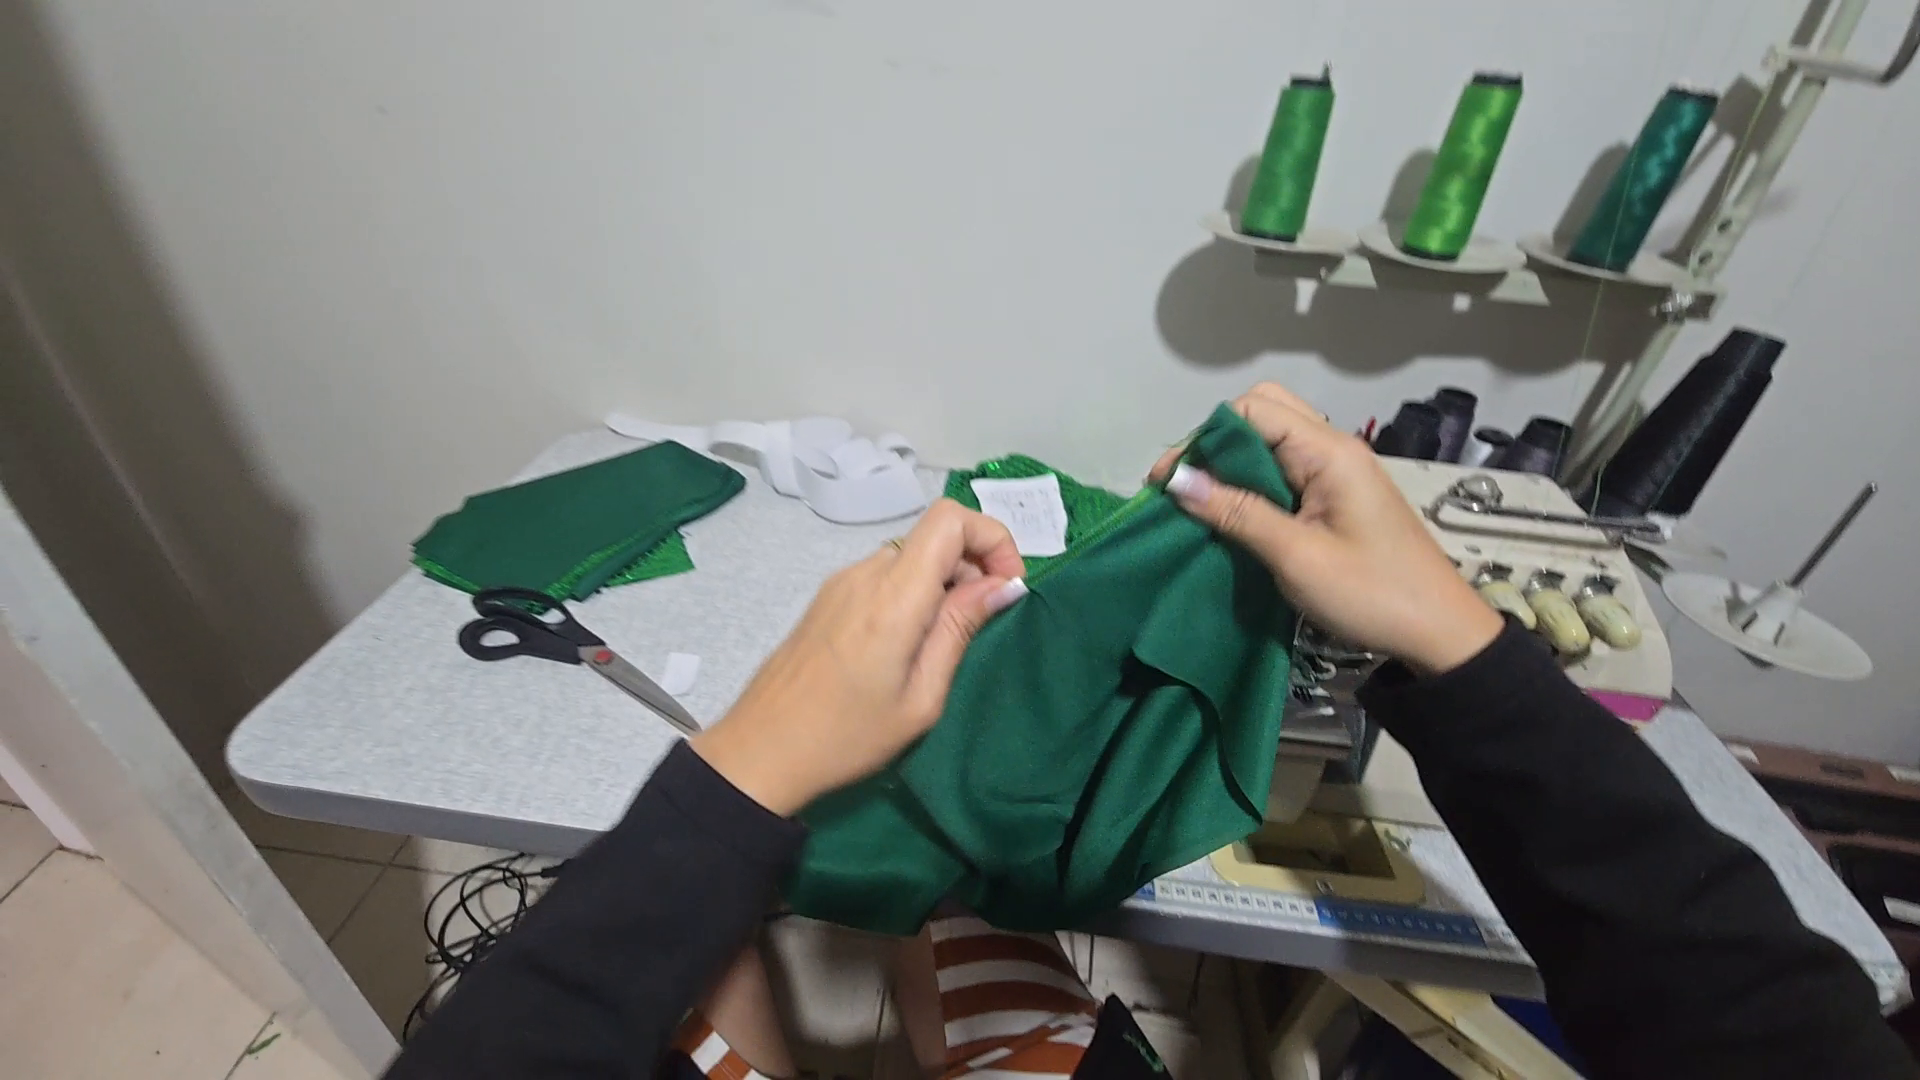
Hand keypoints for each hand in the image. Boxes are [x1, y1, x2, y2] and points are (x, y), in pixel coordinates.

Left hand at [690, 500, 1028, 814]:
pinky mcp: (829, 595)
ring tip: (942, 642)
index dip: (991, 537)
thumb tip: (1003, 585)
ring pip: (911, 554)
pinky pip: (885, 574)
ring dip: (943, 581)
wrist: (760, 751)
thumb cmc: (847, 736)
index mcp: (893, 594)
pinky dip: (914, 590)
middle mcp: (865, 572)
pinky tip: (907, 642)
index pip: (950, 519)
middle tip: (981, 622)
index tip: (1006, 585)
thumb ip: (961, 629)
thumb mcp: (921, 697)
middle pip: (934, 534)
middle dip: (973, 564)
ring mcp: (841, 580)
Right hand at [1149, 383, 1501, 675]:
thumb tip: (1177, 480)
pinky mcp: (1333, 495)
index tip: (1169, 479)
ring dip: (1230, 460)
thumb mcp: (1295, 555)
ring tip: (1197, 496)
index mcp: (1329, 453)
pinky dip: (1249, 479)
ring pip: (1270, 439)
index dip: (1204, 436)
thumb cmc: (1370, 593)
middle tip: (1185, 483)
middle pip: (1263, 411)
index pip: (1253, 409)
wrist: (1438, 633)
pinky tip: (1228, 508)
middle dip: (1215, 440)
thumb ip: (1236, 512)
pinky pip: (1282, 468)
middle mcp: (1332, 449)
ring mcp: (1335, 471)